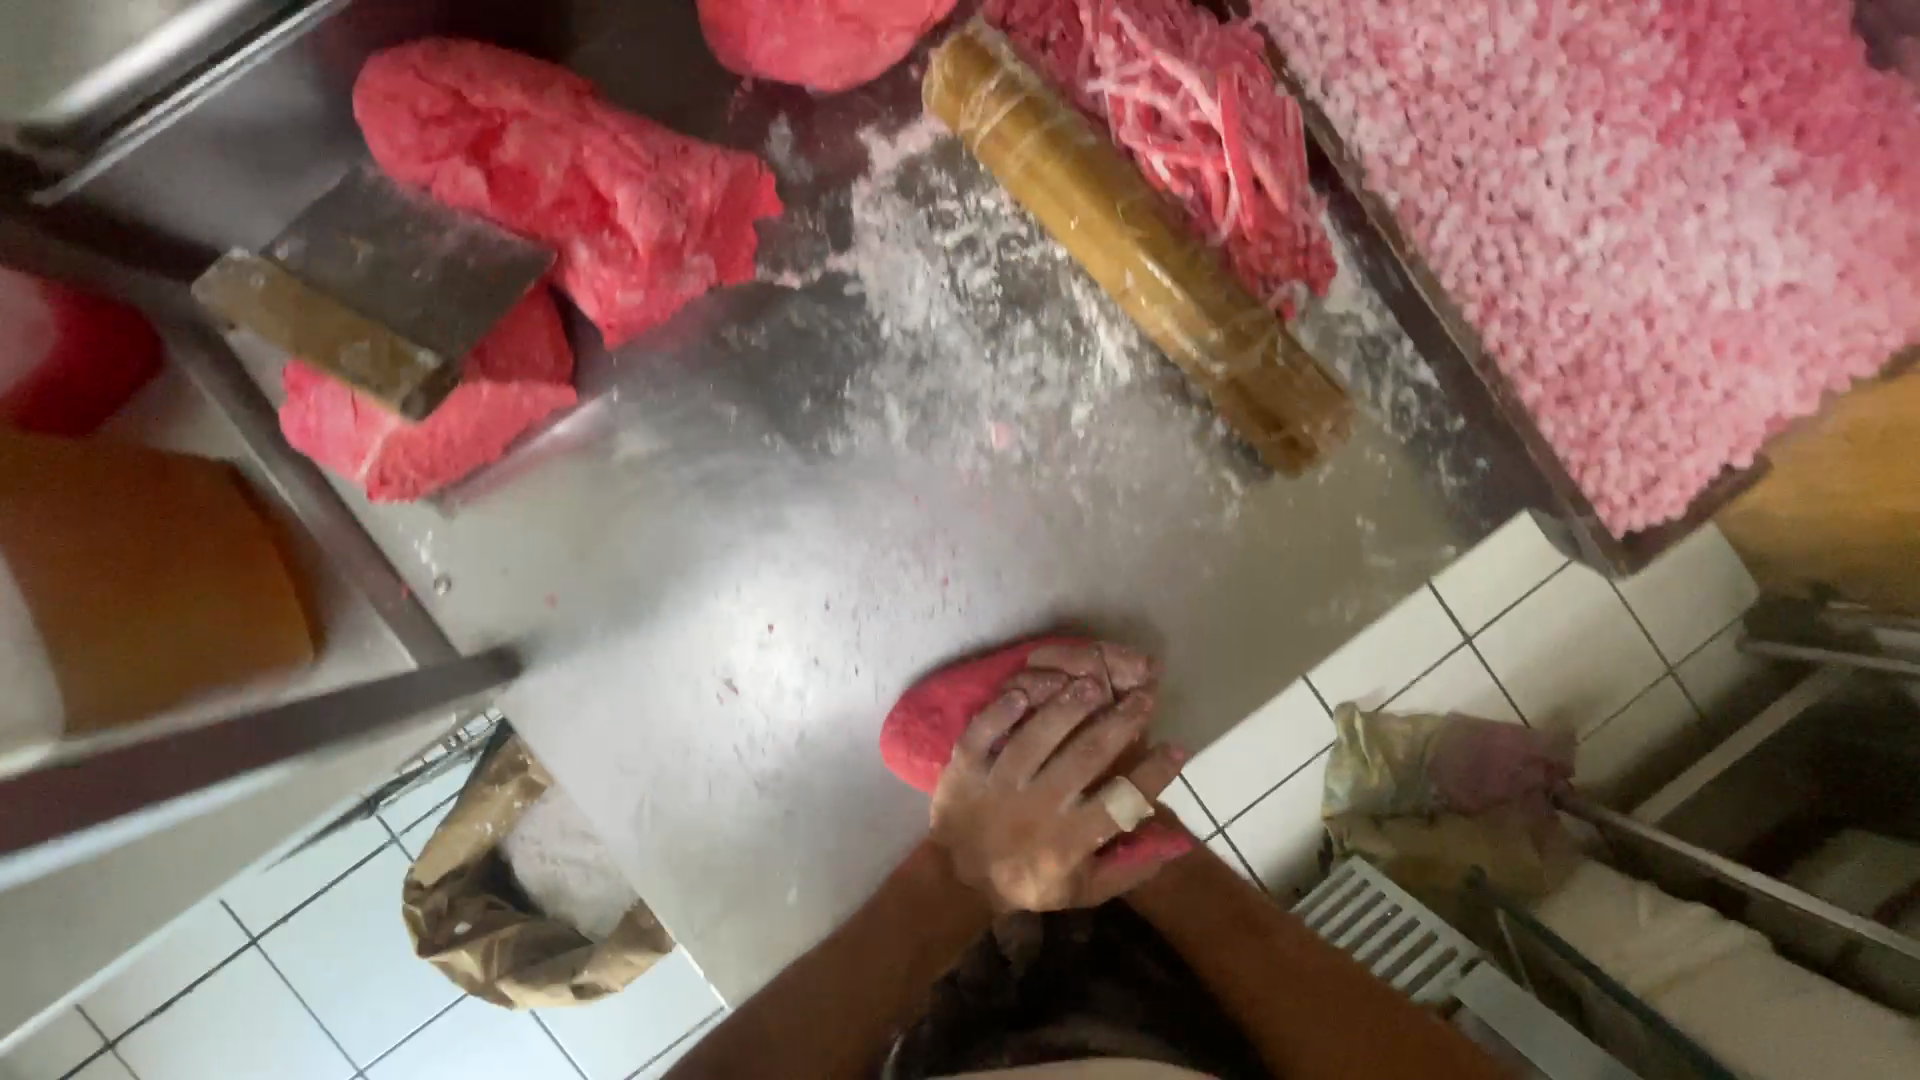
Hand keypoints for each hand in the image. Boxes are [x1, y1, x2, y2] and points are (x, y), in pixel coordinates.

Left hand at [928, 644, 1184, 911]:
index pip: (1120, 802)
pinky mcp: (966, 766)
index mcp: (1069, 840)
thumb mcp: (1083, 890)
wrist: (959, 878)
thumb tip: (1175, 841)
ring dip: (1067, 708)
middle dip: (1119, 723)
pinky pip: (984, 732)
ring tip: (1094, 684)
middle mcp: (1036, 806)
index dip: (1153, 775)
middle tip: (1144, 697)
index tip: (1176, 748)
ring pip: (1036, 737)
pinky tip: (1025, 692)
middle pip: (1084, 757)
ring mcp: (998, 782)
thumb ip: (1129, 868)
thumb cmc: (1029, 880)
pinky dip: (1002, 711)